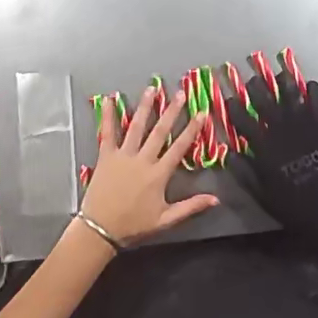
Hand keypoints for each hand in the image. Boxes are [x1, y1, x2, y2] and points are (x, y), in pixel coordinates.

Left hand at [77, 87, 218, 248]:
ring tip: (151, 89)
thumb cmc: (134, 225)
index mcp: (159, 174)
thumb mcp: (166, 219)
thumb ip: (191, 206)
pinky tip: (108, 99)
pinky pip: (107, 133)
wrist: (101, 229)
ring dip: (145, 107)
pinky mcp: (105, 157)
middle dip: (171, 111)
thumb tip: (216, 199)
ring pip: (136, 127)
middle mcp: (143, 160)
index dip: (191, 129)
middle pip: (160, 131)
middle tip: (180, 94)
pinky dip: (108, 115)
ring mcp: (123, 156)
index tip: (200, 113)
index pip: (179, 147)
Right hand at [227, 71, 317, 263]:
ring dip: (285, 84)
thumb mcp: (259, 192)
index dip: (235, 109)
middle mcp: (283, 133)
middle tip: (251, 80)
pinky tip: (310, 84)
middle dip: (256, 89)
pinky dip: (315, 94)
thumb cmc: (289, 204)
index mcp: (265, 148)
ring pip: (293, 99)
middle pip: (267, 103)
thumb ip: (243, 171)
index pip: (245, 121)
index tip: (229, 100)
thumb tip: (229, 153)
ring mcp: (305, 130)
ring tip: (279, 72)